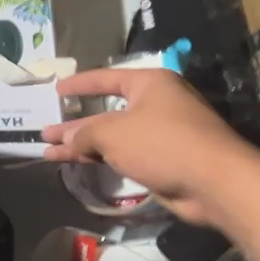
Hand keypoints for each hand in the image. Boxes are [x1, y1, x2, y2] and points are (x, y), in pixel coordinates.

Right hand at [40, 67, 259, 226]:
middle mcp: (156, 105)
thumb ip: (82, 133)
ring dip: (80, 144)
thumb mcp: (112, 132)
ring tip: (49, 151)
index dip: (79, 84)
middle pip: (105, 111)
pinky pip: (120, 153)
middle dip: (74, 123)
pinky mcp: (160, 159)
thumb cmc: (162, 143)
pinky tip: (75, 162)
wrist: (213, 182)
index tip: (56, 89)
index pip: (107, 79)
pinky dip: (97, 156)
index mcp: (150, 85)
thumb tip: (64, 138)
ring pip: (110, 136)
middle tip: (46, 129)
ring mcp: (159, 133)